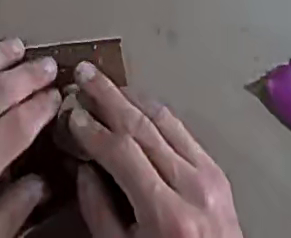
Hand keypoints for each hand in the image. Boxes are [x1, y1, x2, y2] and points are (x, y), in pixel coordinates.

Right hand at [66, 63, 244, 237]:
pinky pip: (182, 130)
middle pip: (144, 126)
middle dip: (110, 96)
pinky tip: (136, 104)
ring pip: (164, 119)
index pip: (123, 153)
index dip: (94, 130)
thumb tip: (84, 167)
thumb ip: (100, 214)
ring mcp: (209, 175)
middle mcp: (191, 186)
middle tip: (86, 74)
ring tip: (106, 84)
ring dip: (132, 98)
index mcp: (167, 215)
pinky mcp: (217, 170)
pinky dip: (155, 112)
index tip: (72, 113)